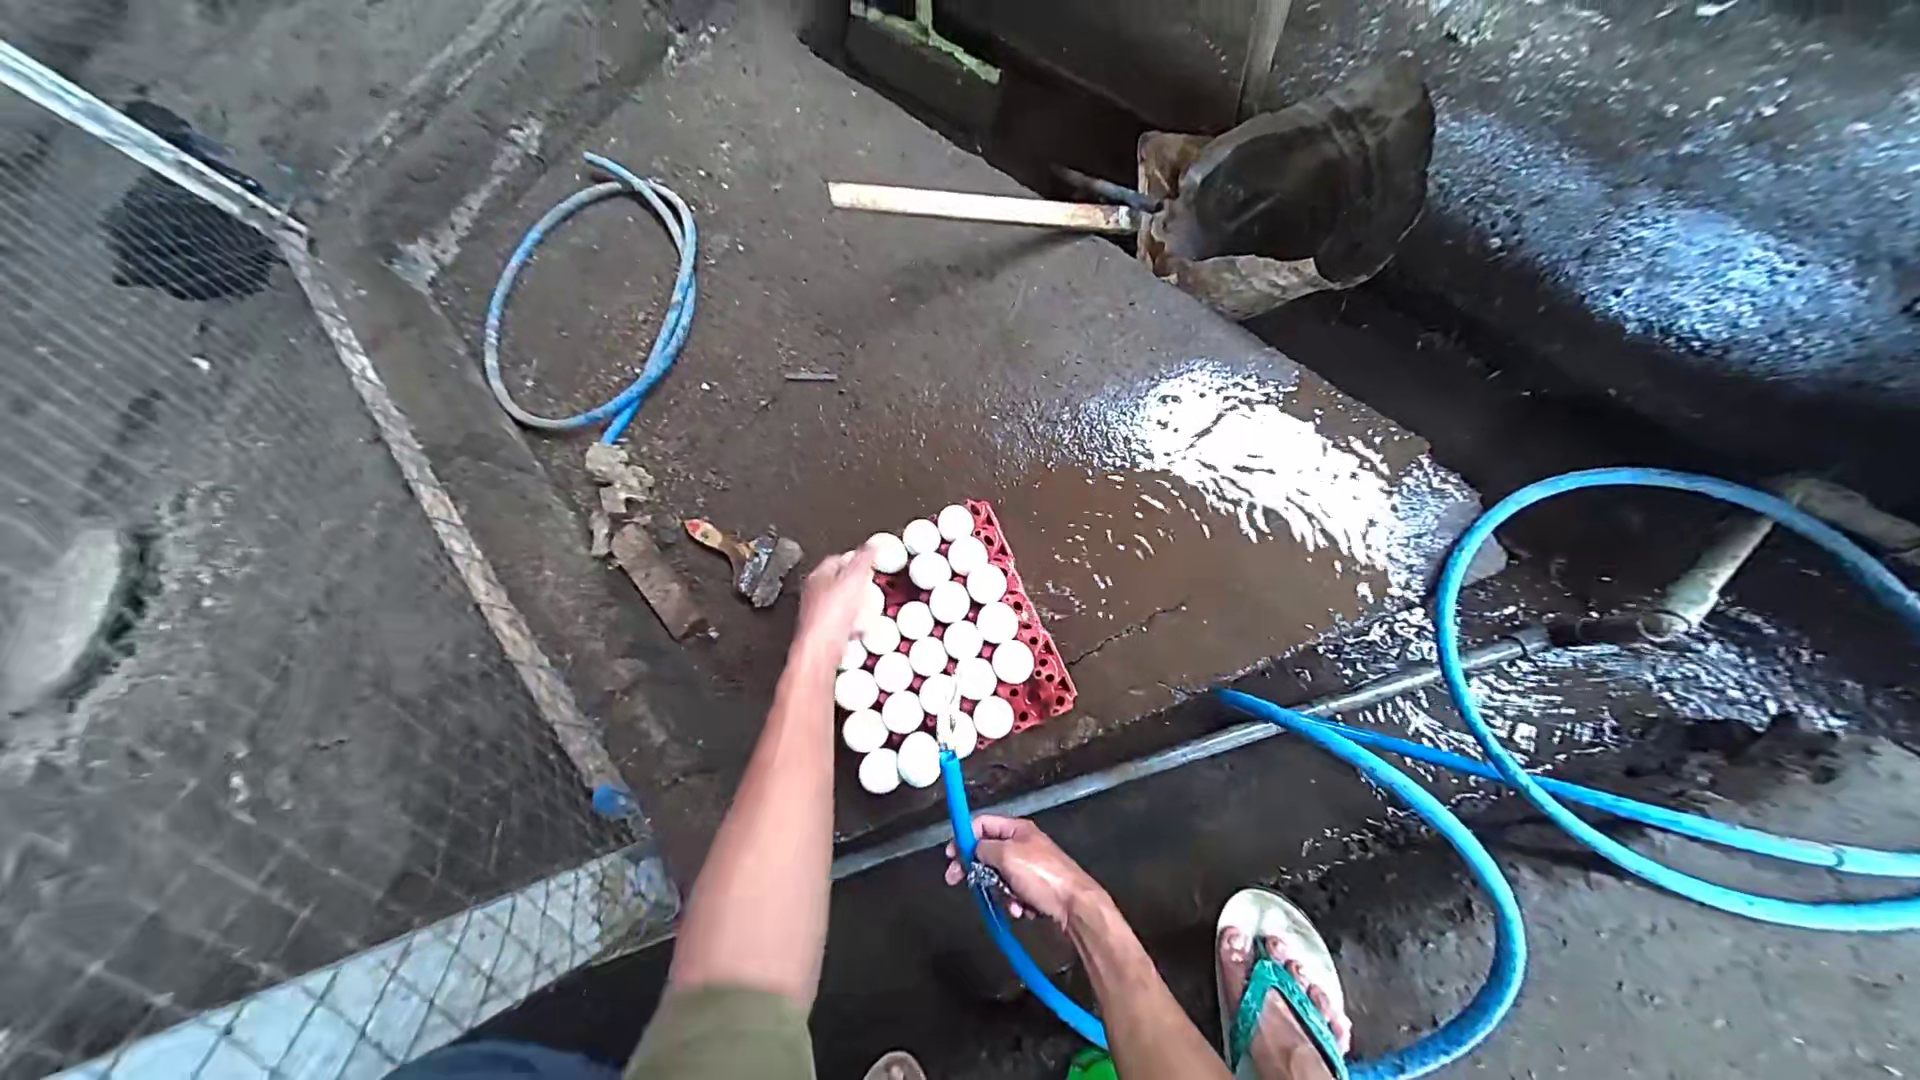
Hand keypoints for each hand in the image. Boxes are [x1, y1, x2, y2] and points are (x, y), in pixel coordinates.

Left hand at [791, 543, 876, 663]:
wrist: (822, 648)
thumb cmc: (830, 614)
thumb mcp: (854, 579)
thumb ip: (864, 559)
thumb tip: (871, 545)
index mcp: (818, 576)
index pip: (836, 559)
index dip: (854, 558)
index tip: (867, 560)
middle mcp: (814, 594)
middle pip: (838, 581)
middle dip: (856, 582)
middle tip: (869, 583)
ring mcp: (818, 614)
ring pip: (840, 603)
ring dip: (855, 604)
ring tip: (867, 606)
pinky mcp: (824, 633)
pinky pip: (842, 623)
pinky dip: (853, 624)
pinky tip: (861, 628)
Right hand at [943, 815, 1103, 924]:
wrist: (1075, 906)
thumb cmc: (1042, 876)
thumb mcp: (1006, 855)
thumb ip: (984, 848)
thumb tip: (972, 847)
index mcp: (1017, 830)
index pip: (983, 824)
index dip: (964, 836)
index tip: (951, 855)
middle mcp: (1023, 844)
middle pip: (988, 852)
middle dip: (975, 868)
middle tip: (957, 880)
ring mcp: (1030, 867)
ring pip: (1000, 876)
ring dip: (999, 891)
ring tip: (1010, 900)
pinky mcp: (1036, 889)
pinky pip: (1014, 893)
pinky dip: (1014, 903)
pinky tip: (1022, 910)